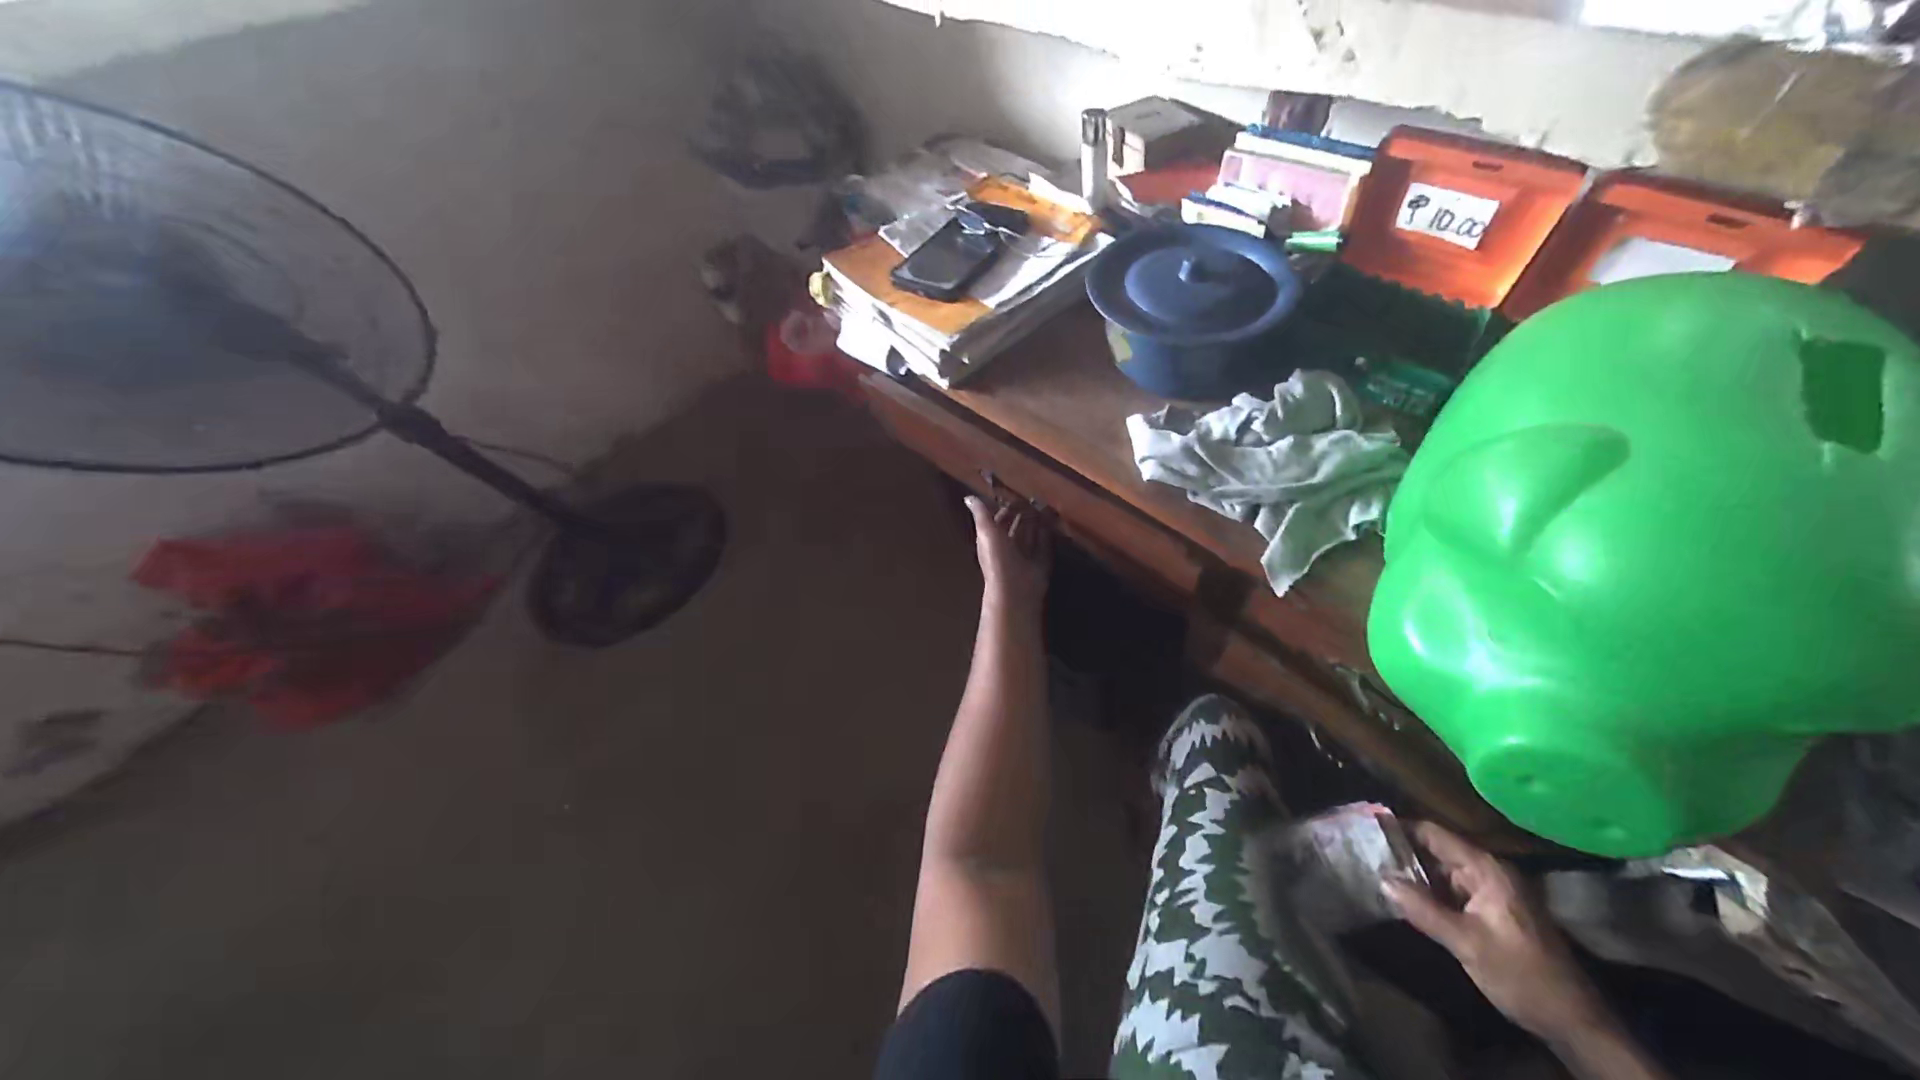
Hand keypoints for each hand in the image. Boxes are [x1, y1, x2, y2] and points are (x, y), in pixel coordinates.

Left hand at [965, 495, 1049, 614]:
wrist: (1015, 588)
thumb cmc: (998, 558)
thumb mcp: (986, 531)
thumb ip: (980, 513)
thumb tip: (968, 497)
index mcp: (993, 539)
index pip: (1000, 520)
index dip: (1007, 508)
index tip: (1018, 494)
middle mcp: (1008, 547)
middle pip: (1017, 526)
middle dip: (1025, 513)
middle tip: (1036, 498)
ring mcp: (1025, 555)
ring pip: (1032, 534)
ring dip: (1037, 520)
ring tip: (1046, 504)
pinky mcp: (1040, 562)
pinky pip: (1045, 545)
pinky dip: (1048, 533)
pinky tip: (1053, 521)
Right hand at [1385, 822, 1611, 1041]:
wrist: (1576, 1024)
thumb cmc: (1523, 977)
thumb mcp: (1466, 943)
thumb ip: (1422, 909)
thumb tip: (1380, 878)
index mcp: (1487, 870)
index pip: (1433, 833)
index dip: (1398, 828)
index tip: (1363, 828)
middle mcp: (1489, 873)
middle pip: (1436, 849)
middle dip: (1401, 852)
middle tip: (1361, 852)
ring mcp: (1492, 892)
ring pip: (1441, 871)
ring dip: (1412, 873)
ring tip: (1372, 870)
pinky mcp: (1491, 912)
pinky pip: (1451, 891)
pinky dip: (1427, 892)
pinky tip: (1402, 897)